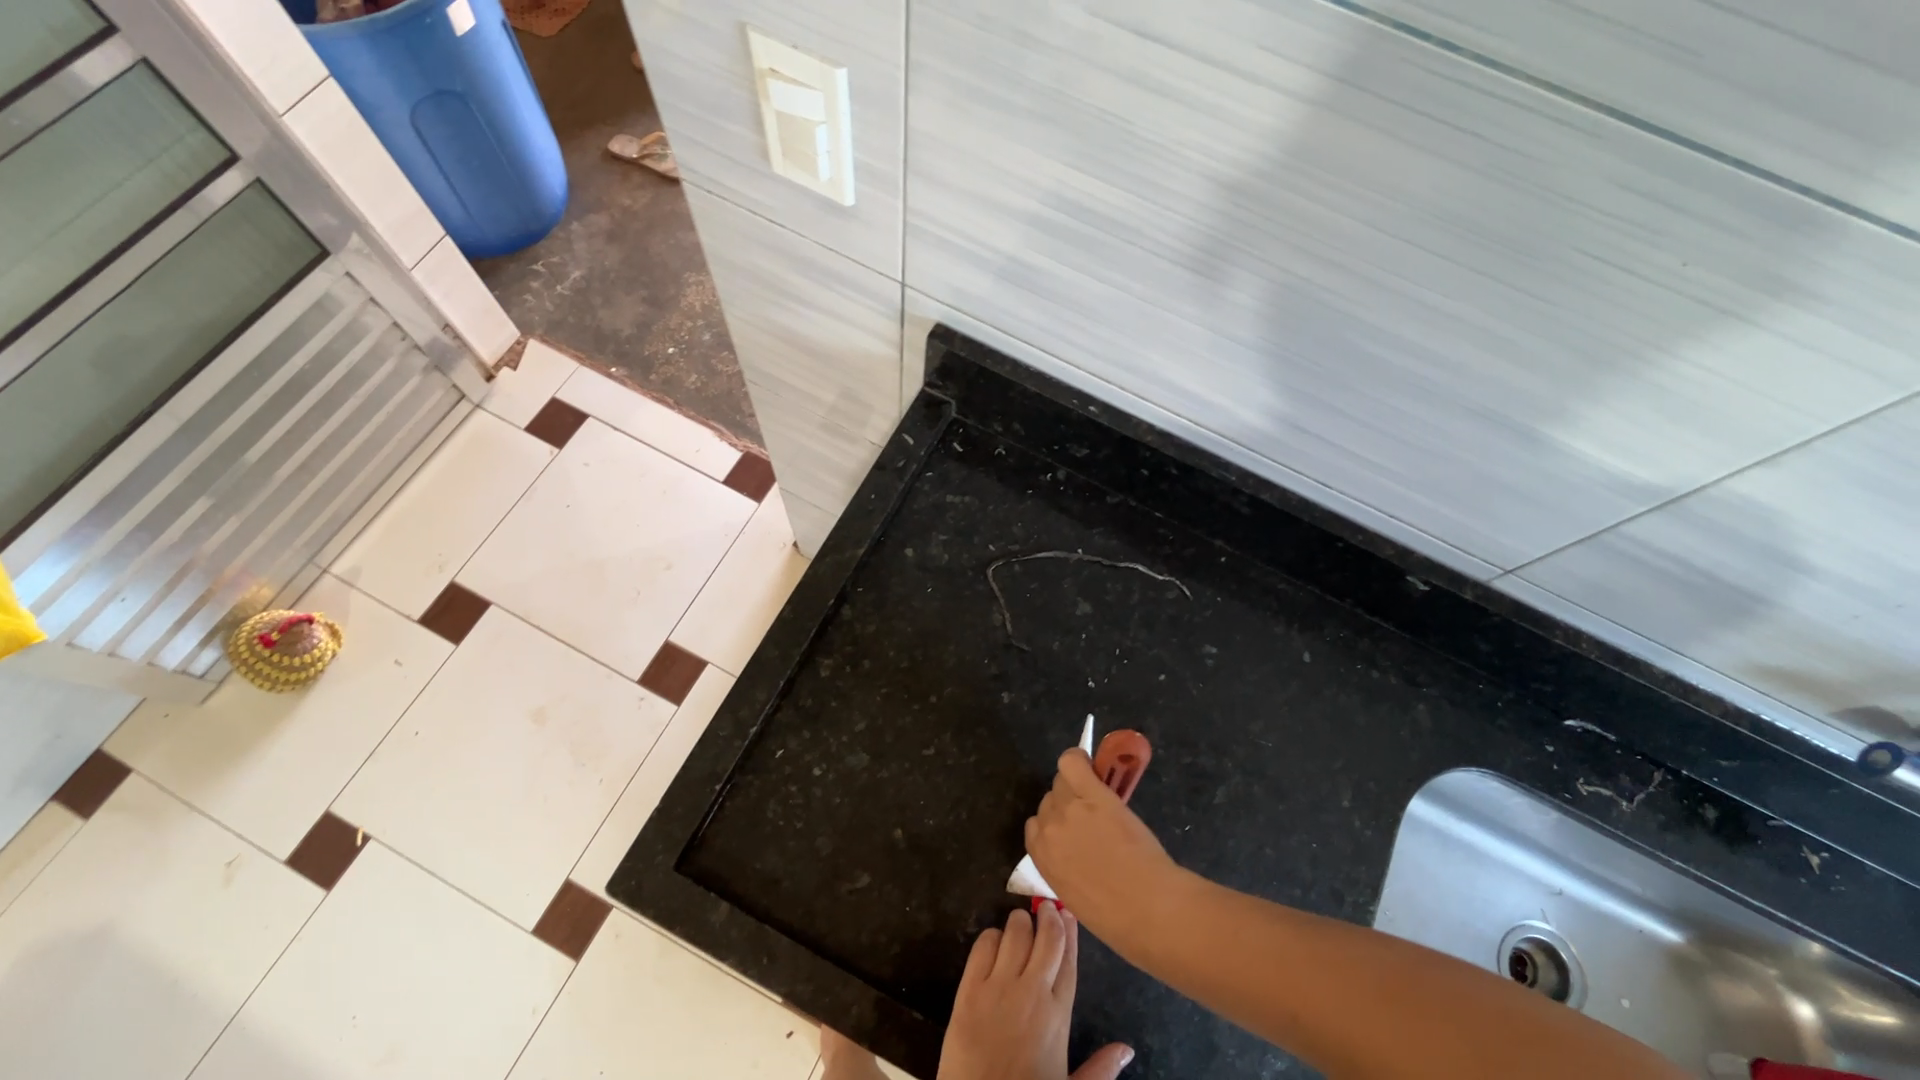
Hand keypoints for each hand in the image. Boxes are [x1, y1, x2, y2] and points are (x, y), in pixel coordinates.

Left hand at [938, 906, 1132, 1079]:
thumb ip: (1101, 1068)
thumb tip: (1127, 1049)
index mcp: (1059, 1013)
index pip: (1069, 959)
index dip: (1069, 931)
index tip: (1068, 912)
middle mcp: (1032, 992)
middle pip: (1046, 938)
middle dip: (1047, 916)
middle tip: (1045, 907)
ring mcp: (998, 988)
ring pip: (1015, 934)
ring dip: (1020, 923)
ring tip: (1021, 922)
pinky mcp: (968, 990)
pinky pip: (982, 947)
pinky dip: (991, 937)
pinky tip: (994, 940)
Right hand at [1025, 749, 1178, 935]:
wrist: (1148, 908)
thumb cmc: (1118, 915)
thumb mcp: (1075, 896)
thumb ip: (1065, 867)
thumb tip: (1075, 853)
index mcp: (1041, 859)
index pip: (1035, 826)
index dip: (1055, 826)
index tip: (1074, 831)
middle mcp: (1048, 830)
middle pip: (1049, 800)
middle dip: (1067, 806)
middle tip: (1093, 818)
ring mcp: (1069, 809)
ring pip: (1061, 780)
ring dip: (1076, 786)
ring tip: (1099, 799)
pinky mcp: (1093, 795)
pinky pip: (1073, 762)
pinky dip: (1080, 758)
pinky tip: (1091, 762)